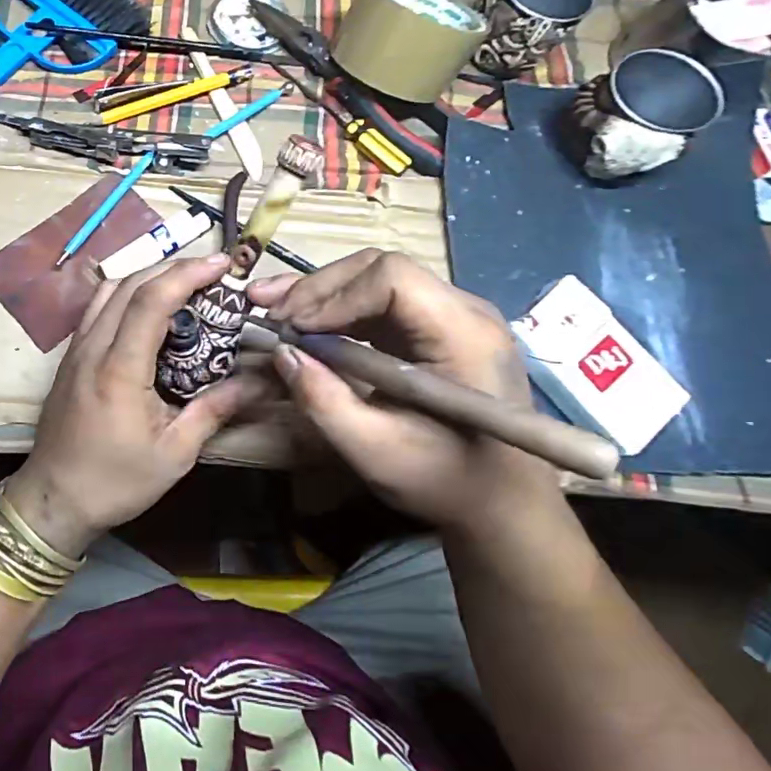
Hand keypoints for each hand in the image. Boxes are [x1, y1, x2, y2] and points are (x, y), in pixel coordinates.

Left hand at [8, 255, 269, 556]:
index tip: (222, 265)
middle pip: (128, 285)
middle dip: (172, 269)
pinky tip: (147, 311)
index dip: (187, 274)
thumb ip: (215, 409)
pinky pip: (95, 310)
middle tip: (211, 275)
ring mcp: (74, 351)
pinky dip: (124, 296)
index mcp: (118, 370)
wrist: (54, 499)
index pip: (150, 301)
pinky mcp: (68, 359)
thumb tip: (261, 381)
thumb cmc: (116, 482)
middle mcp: (91, 350)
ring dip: (146, 278)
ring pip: (107, 292)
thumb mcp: (175, 453)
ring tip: (183, 287)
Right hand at [246, 249, 561, 530]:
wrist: (501, 503)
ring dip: (319, 294)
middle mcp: (462, 311)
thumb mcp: (375, 450)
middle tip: (271, 314)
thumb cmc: (446, 481)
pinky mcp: (429, 331)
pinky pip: (376, 303)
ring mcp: (447, 317)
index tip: (293, 329)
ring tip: (269, 305)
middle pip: (379, 268)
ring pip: (373, 279)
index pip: (393, 278)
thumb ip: (324, 400)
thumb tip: (282, 353)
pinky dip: (333, 310)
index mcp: (463, 335)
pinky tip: (298, 320)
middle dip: (318, 289)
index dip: (335, 297)